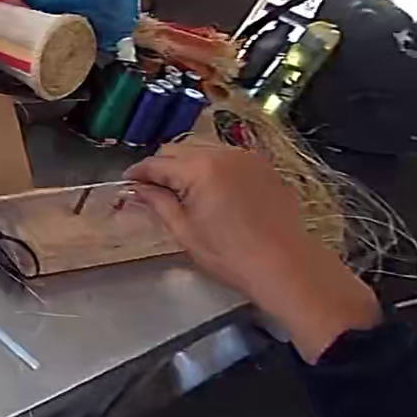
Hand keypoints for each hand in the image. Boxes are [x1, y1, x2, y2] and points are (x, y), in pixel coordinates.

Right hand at [126, 142, 379, 361]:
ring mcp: (245, 157)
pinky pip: (225, 157)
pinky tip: (209, 190)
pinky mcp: (262, 166)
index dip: (138, 173)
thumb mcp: (185, 232)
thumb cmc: (231, 255)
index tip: (127, 183)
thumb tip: (137, 189)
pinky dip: (210, 167)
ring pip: (202, 150)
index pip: (157, 163)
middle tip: (151, 189)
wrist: (289, 267)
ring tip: (180, 190)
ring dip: (186, 165)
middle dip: (161, 166)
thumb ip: (158, 203)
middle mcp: (222, 153)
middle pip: (178, 149)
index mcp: (199, 169)